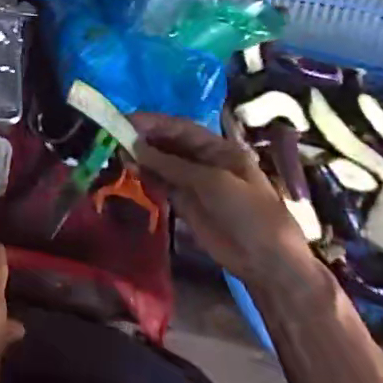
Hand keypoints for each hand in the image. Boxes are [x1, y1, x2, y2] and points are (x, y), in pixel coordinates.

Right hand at [129, 113, 310, 290]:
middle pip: (168, 143)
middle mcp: (204, 161)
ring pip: (161, 162)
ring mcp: (193, 182)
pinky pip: (160, 183)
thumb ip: (172, 164)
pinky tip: (131, 173)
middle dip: (143, 138)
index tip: (125, 121)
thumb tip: (135, 146)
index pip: (181, 128)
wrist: (266, 261)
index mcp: (219, 149)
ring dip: (141, 157)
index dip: (153, 122)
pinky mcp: (184, 202)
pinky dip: (145, 176)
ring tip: (120, 157)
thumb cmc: (248, 213)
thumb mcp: (213, 182)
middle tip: (116, 139)